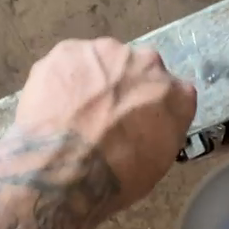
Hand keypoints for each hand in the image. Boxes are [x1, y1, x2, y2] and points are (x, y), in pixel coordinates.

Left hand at [10, 37, 196, 205]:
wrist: (63, 167)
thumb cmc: (114, 179)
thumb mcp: (155, 166)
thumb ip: (160, 133)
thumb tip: (148, 127)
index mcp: (176, 96)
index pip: (171, 95)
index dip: (151, 109)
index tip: (136, 123)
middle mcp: (148, 64)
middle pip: (136, 71)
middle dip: (122, 89)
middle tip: (102, 118)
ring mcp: (107, 52)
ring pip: (100, 63)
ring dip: (91, 81)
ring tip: (72, 114)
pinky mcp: (68, 50)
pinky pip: (68, 63)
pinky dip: (60, 80)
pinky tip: (51, 106)